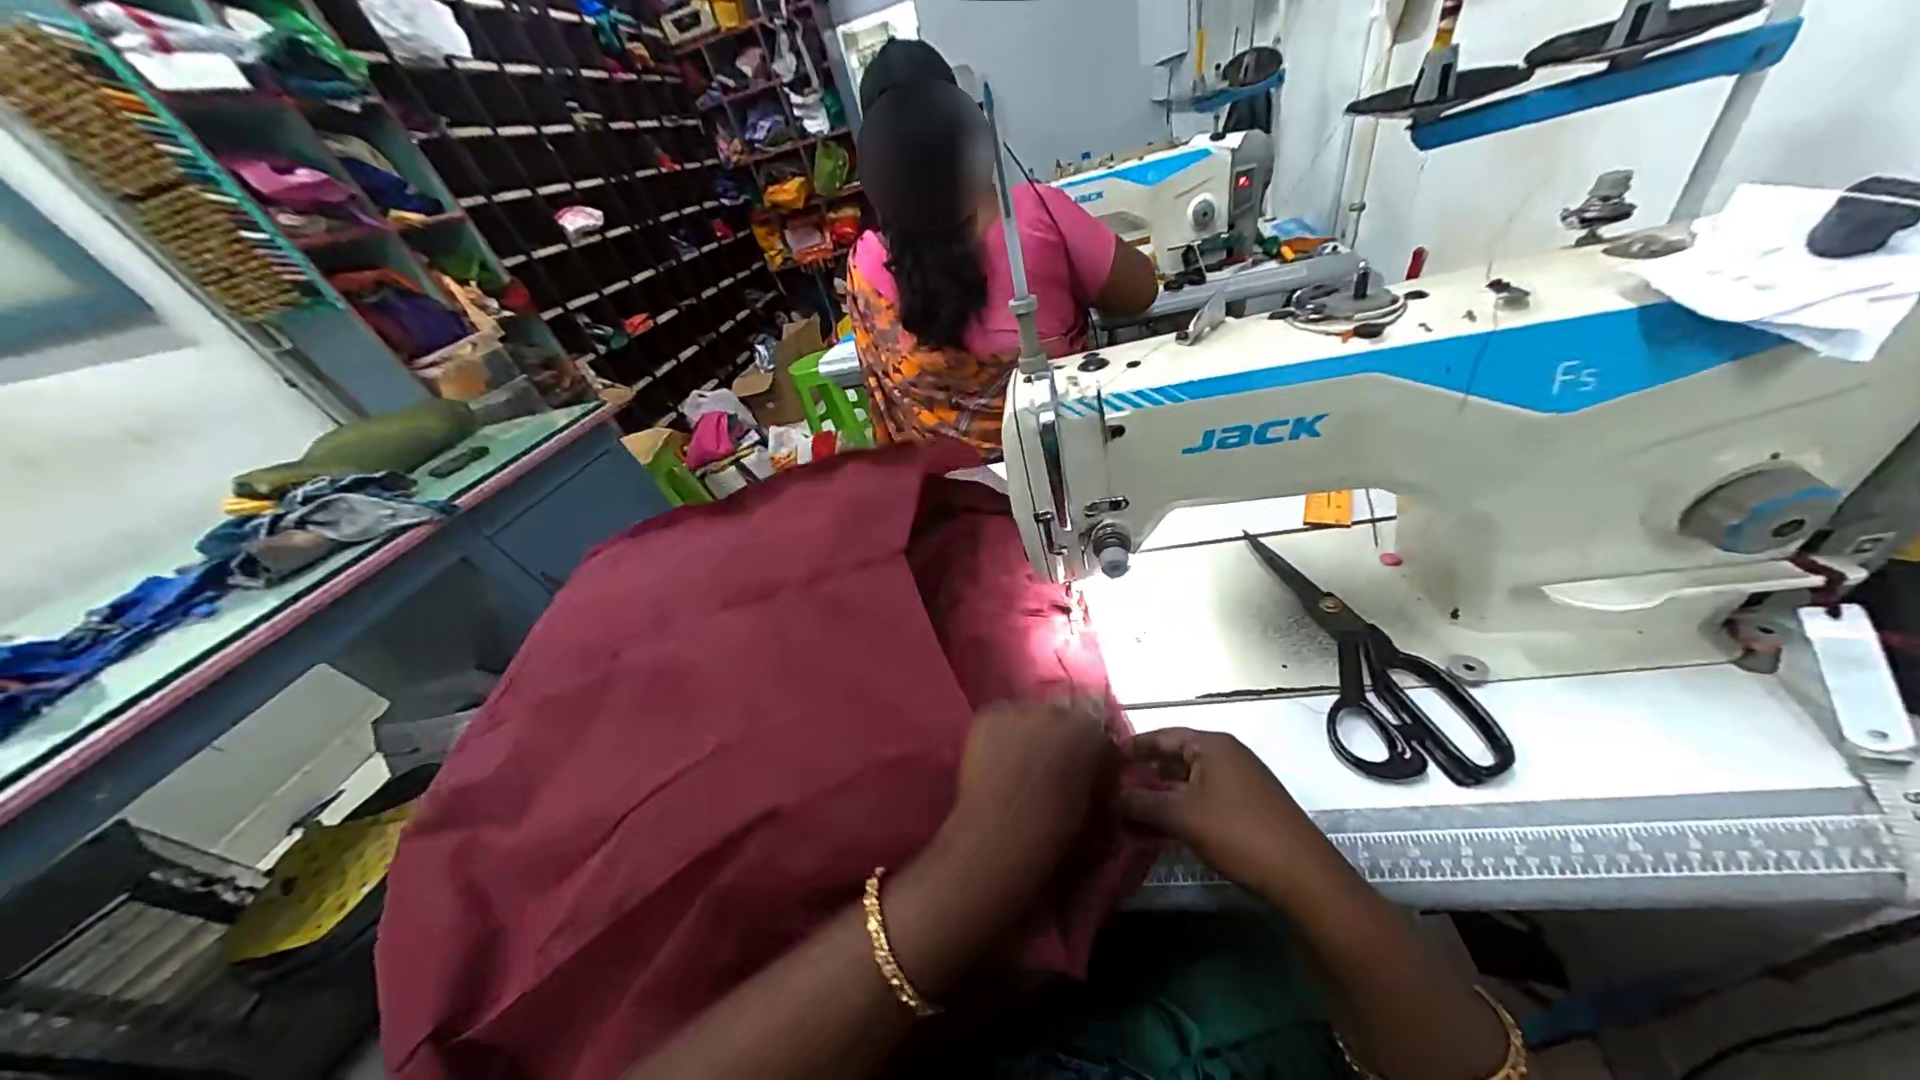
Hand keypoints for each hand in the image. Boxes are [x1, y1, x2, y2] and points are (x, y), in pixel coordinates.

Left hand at [942, 700, 1113, 874]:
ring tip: (1019, 761)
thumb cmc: (1057, 833)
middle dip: (1058, 728)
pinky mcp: (987, 716)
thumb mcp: (1100, 806)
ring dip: (1028, 729)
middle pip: (1060, 708)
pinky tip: (997, 758)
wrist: (999, 840)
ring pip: (1028, 712)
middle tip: (1051, 757)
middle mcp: (1054, 709)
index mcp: (1088, 728)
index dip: (1088, 730)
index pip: (1095, 709)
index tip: (1082, 748)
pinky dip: (1000, 733)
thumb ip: (1105, 773)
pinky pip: (999, 717)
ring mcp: (1017, 709)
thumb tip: (1103, 761)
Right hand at [1118, 728, 1328, 896]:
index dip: (1133, 746)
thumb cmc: (1237, 831)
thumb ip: (1142, 802)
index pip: (1162, 735)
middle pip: (1175, 758)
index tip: (1107, 757)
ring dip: (1161, 795)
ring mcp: (1239, 782)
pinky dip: (1181, 809)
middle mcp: (1227, 756)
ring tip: (1131, 810)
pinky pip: (1203, 799)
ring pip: (1188, 781)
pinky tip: (1163, 828)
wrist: (1302, 874)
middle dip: (1145, 773)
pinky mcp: (1247, 807)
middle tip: (1114, 787)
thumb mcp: (1181, 815)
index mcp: (1212, 745)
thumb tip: (1113, 797)